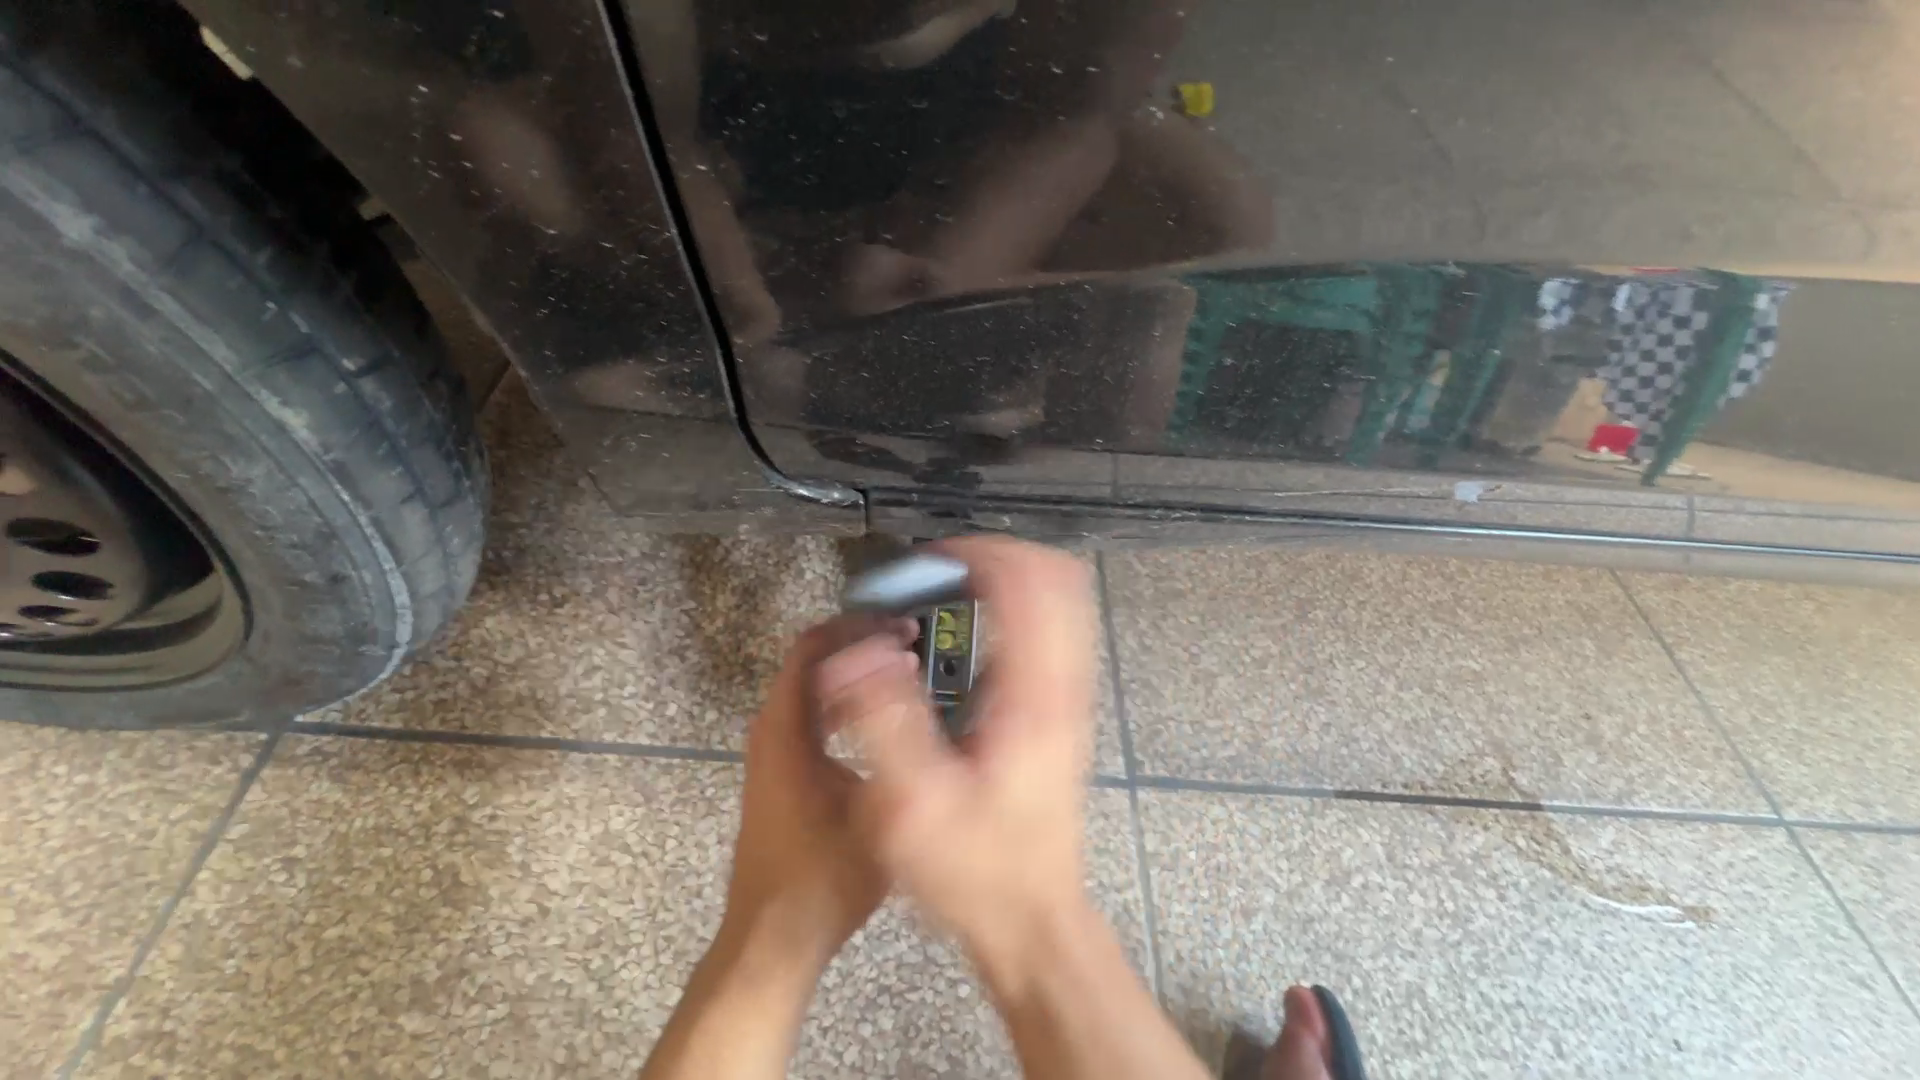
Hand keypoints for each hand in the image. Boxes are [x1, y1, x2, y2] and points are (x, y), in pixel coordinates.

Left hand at [722, 616, 913, 971]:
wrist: (774, 936)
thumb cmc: (825, 874)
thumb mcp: (875, 808)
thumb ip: (894, 745)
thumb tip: (913, 694)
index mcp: (786, 729)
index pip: (813, 646)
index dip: (858, 626)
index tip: (902, 626)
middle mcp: (770, 730)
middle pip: (811, 661)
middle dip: (861, 643)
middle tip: (911, 641)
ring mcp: (769, 753)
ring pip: (813, 688)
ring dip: (855, 672)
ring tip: (905, 669)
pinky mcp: (778, 774)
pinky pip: (811, 715)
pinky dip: (845, 702)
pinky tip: (882, 717)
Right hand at [815, 537, 1099, 997]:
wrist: (1032, 920)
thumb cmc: (976, 872)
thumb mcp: (912, 807)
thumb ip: (882, 723)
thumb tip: (850, 654)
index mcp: (1034, 697)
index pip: (1030, 585)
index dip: (979, 555)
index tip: (929, 562)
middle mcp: (1062, 687)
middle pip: (1056, 579)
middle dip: (996, 558)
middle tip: (939, 571)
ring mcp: (1069, 698)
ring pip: (1059, 602)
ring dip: (1006, 582)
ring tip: (948, 593)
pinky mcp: (1060, 713)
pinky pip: (1051, 633)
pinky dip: (1013, 613)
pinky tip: (966, 639)